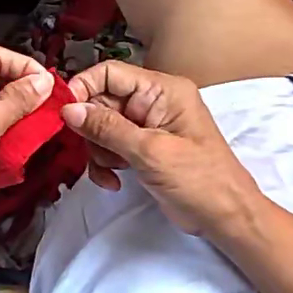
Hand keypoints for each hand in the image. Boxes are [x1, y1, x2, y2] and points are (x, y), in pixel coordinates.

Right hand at [62, 61, 261, 235]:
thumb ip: (107, 128)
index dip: (84, 88)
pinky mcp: (141, 147)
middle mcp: (152, 101)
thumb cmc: (200, 181)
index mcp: (162, 90)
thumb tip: (69, 109)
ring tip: (111, 171)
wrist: (227, 219)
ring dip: (97, 151)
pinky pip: (109, 145)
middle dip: (91, 129)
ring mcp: (147, 125)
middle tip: (94, 152)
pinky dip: (105, 162)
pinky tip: (113, 180)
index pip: (110, 73)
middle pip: (101, 101)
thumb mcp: (150, 152)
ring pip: (100, 125)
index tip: (65, 114)